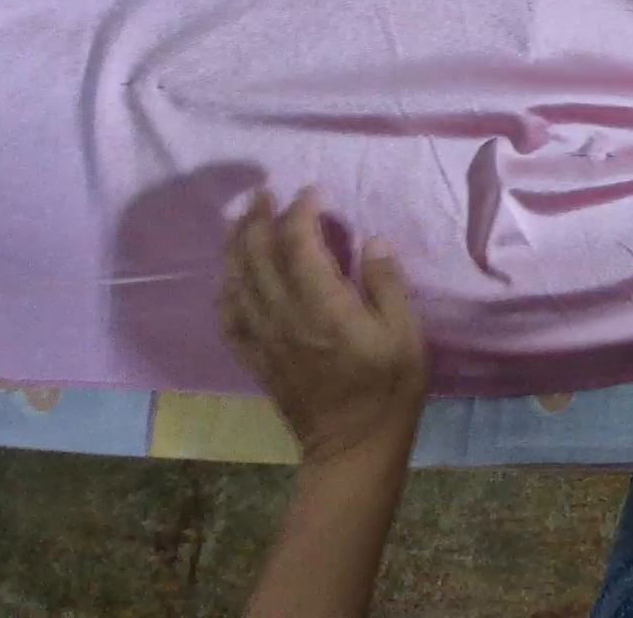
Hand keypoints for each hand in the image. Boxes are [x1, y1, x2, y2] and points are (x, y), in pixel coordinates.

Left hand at [221, 188, 428, 466]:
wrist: (355, 440)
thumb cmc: (392, 383)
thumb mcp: (406, 331)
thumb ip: (387, 285)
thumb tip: (373, 242)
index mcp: (326, 309)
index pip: (301, 250)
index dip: (302, 216)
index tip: (313, 192)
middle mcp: (287, 319)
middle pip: (259, 260)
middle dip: (259, 221)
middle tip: (265, 192)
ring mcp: (266, 339)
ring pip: (238, 283)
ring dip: (237, 246)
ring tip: (243, 220)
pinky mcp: (257, 357)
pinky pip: (229, 316)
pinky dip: (226, 288)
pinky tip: (229, 275)